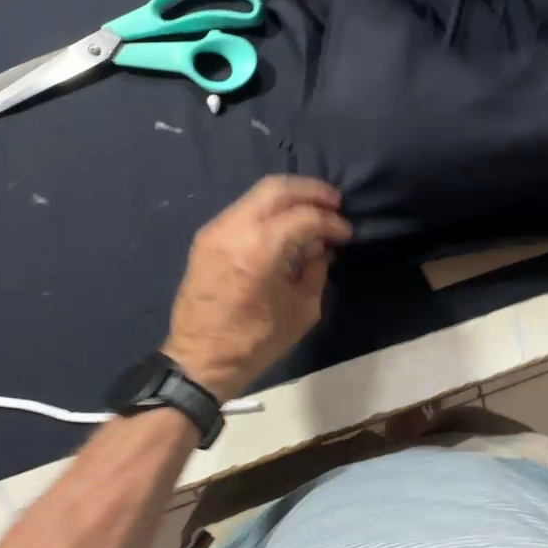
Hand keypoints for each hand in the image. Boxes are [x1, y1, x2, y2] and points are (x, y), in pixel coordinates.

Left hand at [163, 176, 351, 401]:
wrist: (201, 359)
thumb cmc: (256, 342)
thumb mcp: (302, 309)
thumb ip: (315, 270)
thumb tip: (321, 247)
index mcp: (261, 249)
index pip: (305, 217)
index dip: (331, 221)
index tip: (346, 232)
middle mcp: (235, 229)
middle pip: (278, 188)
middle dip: (311, 191)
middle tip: (334, 203)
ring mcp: (216, 230)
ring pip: (258, 195)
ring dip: (290, 199)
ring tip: (313, 212)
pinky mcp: (207, 238)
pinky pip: (244, 211)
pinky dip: (270, 211)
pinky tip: (286, 226)